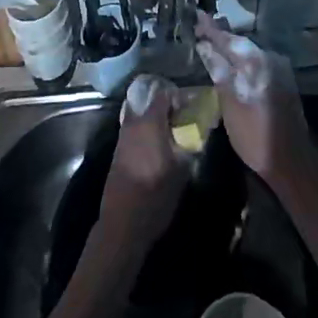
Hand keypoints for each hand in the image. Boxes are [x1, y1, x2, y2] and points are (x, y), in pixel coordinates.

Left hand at [99, 74, 188, 244]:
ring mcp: (123, 137)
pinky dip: (147, 131)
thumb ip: (189, 145)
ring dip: (156, 120)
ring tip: (174, 132)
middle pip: (150, 103)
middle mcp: (133, 124)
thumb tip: (199, 132)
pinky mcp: (118, 151)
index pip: (163, 94)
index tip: (192, 106)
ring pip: (141, 117)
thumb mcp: (181, 171)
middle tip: (184, 118)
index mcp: (149, 123)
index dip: (178, 97)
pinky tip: (160, 146)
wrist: (123, 223)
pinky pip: (135, 130)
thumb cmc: (155, 195)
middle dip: (167, 107)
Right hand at [194, 11, 314, 192]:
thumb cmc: (254, 135)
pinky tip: (231, 65)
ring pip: (248, 52)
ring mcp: (279, 69)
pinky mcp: (282, 81)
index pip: (228, 38)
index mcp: (256, 61)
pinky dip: (242, 61)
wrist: (290, 161)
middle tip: (200, 30)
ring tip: (211, 45)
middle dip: (220, 37)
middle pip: (239, 43)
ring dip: (230, 49)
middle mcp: (270, 58)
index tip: (197, 15)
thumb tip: (204, 46)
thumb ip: (218, 70)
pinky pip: (257, 62)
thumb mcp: (229, 103)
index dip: (210, 29)